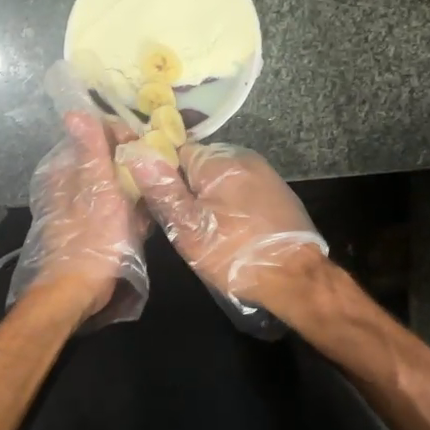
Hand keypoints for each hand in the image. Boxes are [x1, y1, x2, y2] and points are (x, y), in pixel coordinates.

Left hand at [7, 112, 149, 322]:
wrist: (75, 292)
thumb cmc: (91, 239)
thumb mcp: (97, 189)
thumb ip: (90, 151)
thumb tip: (74, 111)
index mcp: (65, 169)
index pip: (98, 134)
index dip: (125, 138)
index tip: (149, 150)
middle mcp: (68, 183)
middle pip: (109, 160)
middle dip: (133, 168)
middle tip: (154, 180)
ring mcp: (79, 206)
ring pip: (115, 185)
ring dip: (134, 193)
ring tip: (149, 205)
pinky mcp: (89, 226)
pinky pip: (115, 208)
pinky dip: (129, 214)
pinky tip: (139, 226)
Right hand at [118, 140, 327, 310]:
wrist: (295, 276)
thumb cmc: (235, 252)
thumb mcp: (188, 228)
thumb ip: (162, 189)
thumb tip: (134, 152)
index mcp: (218, 160)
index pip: (176, 152)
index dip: (164, 176)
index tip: (160, 202)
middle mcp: (243, 156)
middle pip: (200, 165)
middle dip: (189, 188)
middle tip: (184, 223)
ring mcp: (265, 173)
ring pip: (221, 178)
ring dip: (211, 197)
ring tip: (207, 229)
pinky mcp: (277, 192)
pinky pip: (242, 189)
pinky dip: (232, 203)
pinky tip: (232, 228)